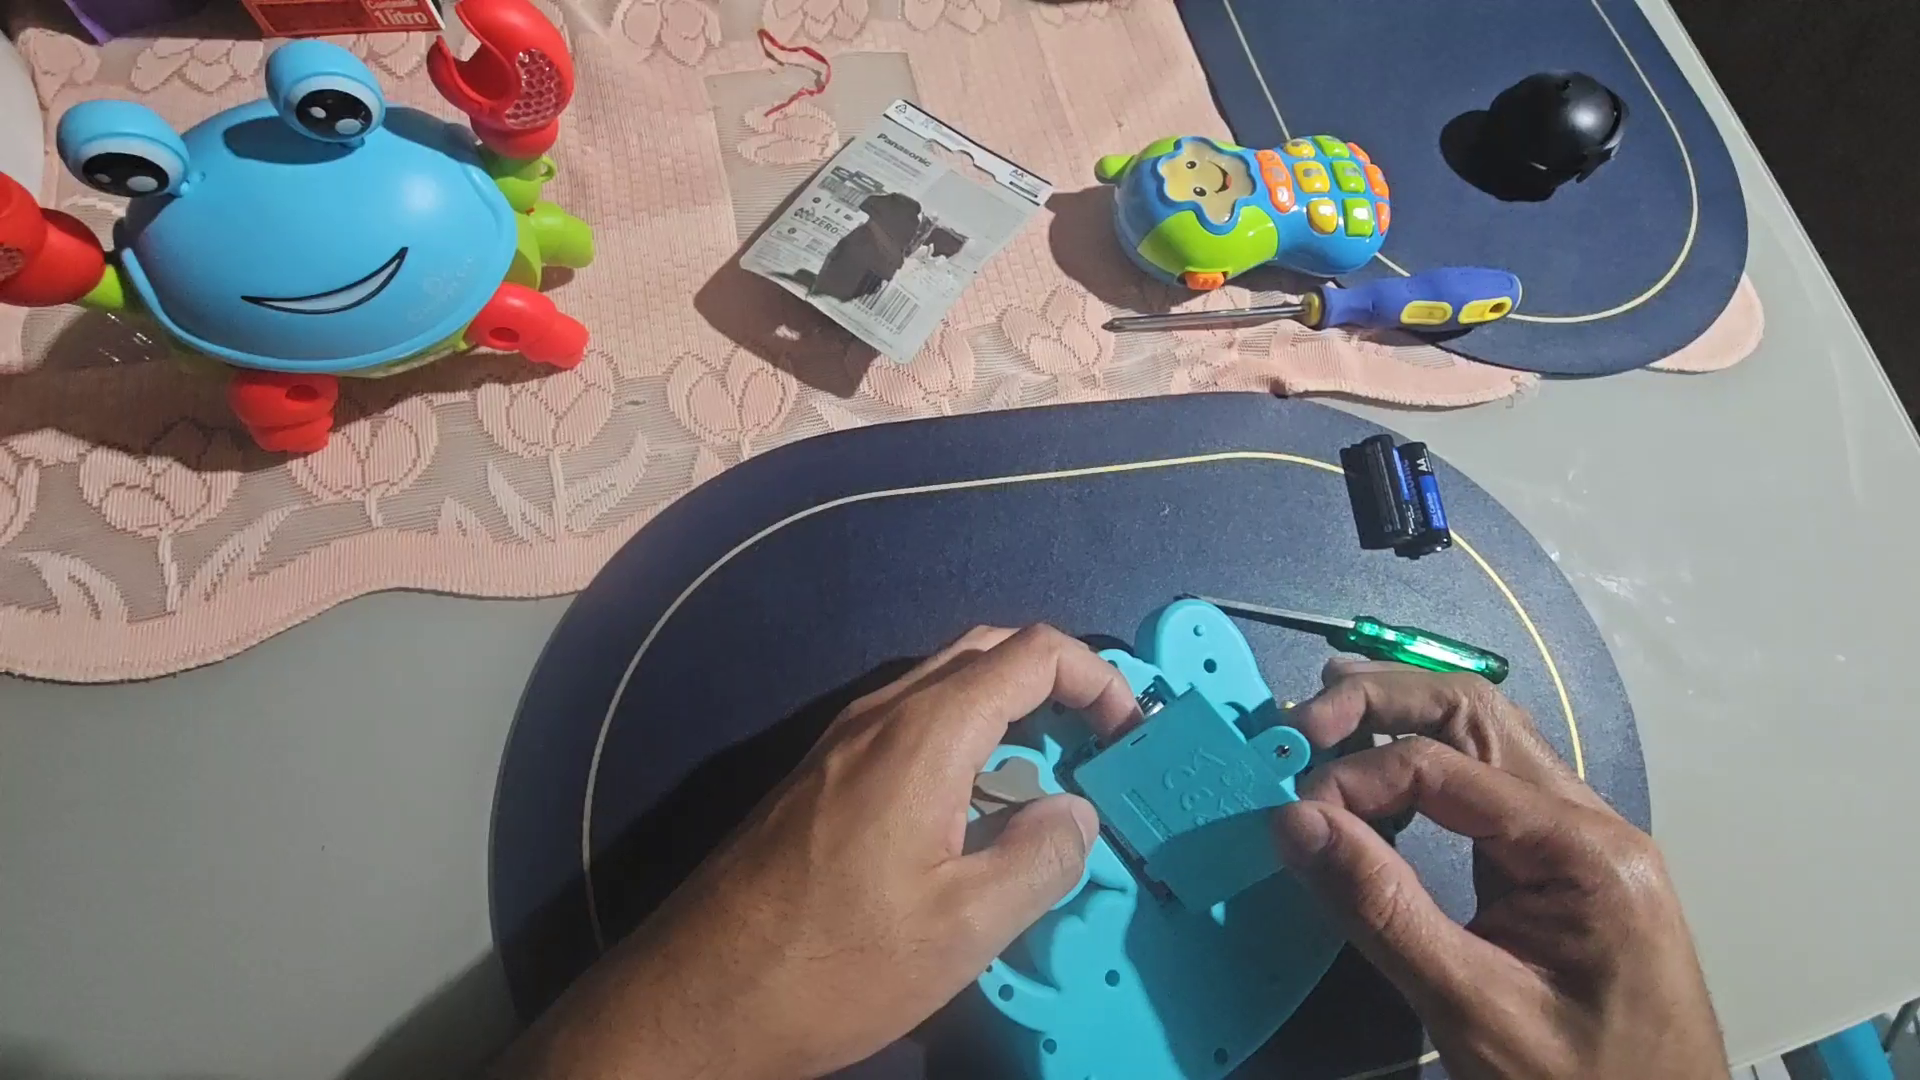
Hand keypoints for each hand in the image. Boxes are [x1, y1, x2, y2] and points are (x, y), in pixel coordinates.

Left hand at [498, 624, 1137, 1079]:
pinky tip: (974, 796)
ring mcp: (850, 731)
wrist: (698, 992)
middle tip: (1093, 743)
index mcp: (927, 730)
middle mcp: (886, 709)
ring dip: (1009, 704)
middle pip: (990, 649)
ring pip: (949, 679)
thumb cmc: (835, 959)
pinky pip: (915, 714)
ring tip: (1044, 771)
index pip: (1034, 653)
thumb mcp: (961, 928)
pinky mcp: (829, 762)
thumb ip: (1038, 858)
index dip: (1097, 679)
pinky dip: (966, 729)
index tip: (1127, 734)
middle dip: (1056, 680)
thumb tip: (1078, 811)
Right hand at [1273, 660, 1723, 1079]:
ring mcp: (1571, 829)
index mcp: (1581, 851)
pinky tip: (1372, 753)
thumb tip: (1290, 818)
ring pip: (1475, 726)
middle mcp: (1584, 818)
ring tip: (1328, 707)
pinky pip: (1475, 767)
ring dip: (1395, 709)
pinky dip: (1412, 746)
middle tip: (1304, 718)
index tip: (1296, 815)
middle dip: (1377, 700)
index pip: (1438, 766)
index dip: (1353, 777)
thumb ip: (1380, 907)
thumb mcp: (1471, 1009)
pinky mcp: (1548, 849)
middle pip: (1470, 711)